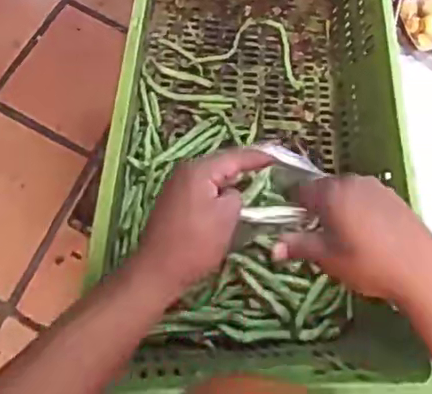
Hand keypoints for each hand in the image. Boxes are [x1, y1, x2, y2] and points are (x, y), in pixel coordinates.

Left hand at [131, 147, 274, 294]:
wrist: (155, 273)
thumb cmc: (194, 245)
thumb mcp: (226, 218)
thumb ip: (237, 197)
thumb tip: (233, 193)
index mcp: (199, 169)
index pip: (234, 156)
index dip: (257, 156)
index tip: (276, 156)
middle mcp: (185, 170)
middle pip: (221, 163)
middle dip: (243, 166)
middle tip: (267, 166)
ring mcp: (176, 185)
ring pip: (211, 177)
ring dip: (230, 181)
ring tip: (253, 181)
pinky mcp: (173, 201)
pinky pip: (202, 188)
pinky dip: (217, 192)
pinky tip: (228, 199)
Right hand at [271, 175, 431, 305]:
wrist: (419, 267)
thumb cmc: (368, 264)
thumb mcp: (329, 258)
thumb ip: (300, 247)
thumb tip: (273, 247)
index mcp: (331, 193)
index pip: (302, 189)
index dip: (294, 203)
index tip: (292, 219)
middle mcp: (351, 181)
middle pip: (325, 188)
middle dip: (318, 205)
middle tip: (317, 232)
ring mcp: (374, 185)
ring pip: (347, 191)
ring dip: (340, 206)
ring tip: (344, 235)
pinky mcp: (392, 194)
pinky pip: (366, 196)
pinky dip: (360, 208)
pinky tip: (368, 233)